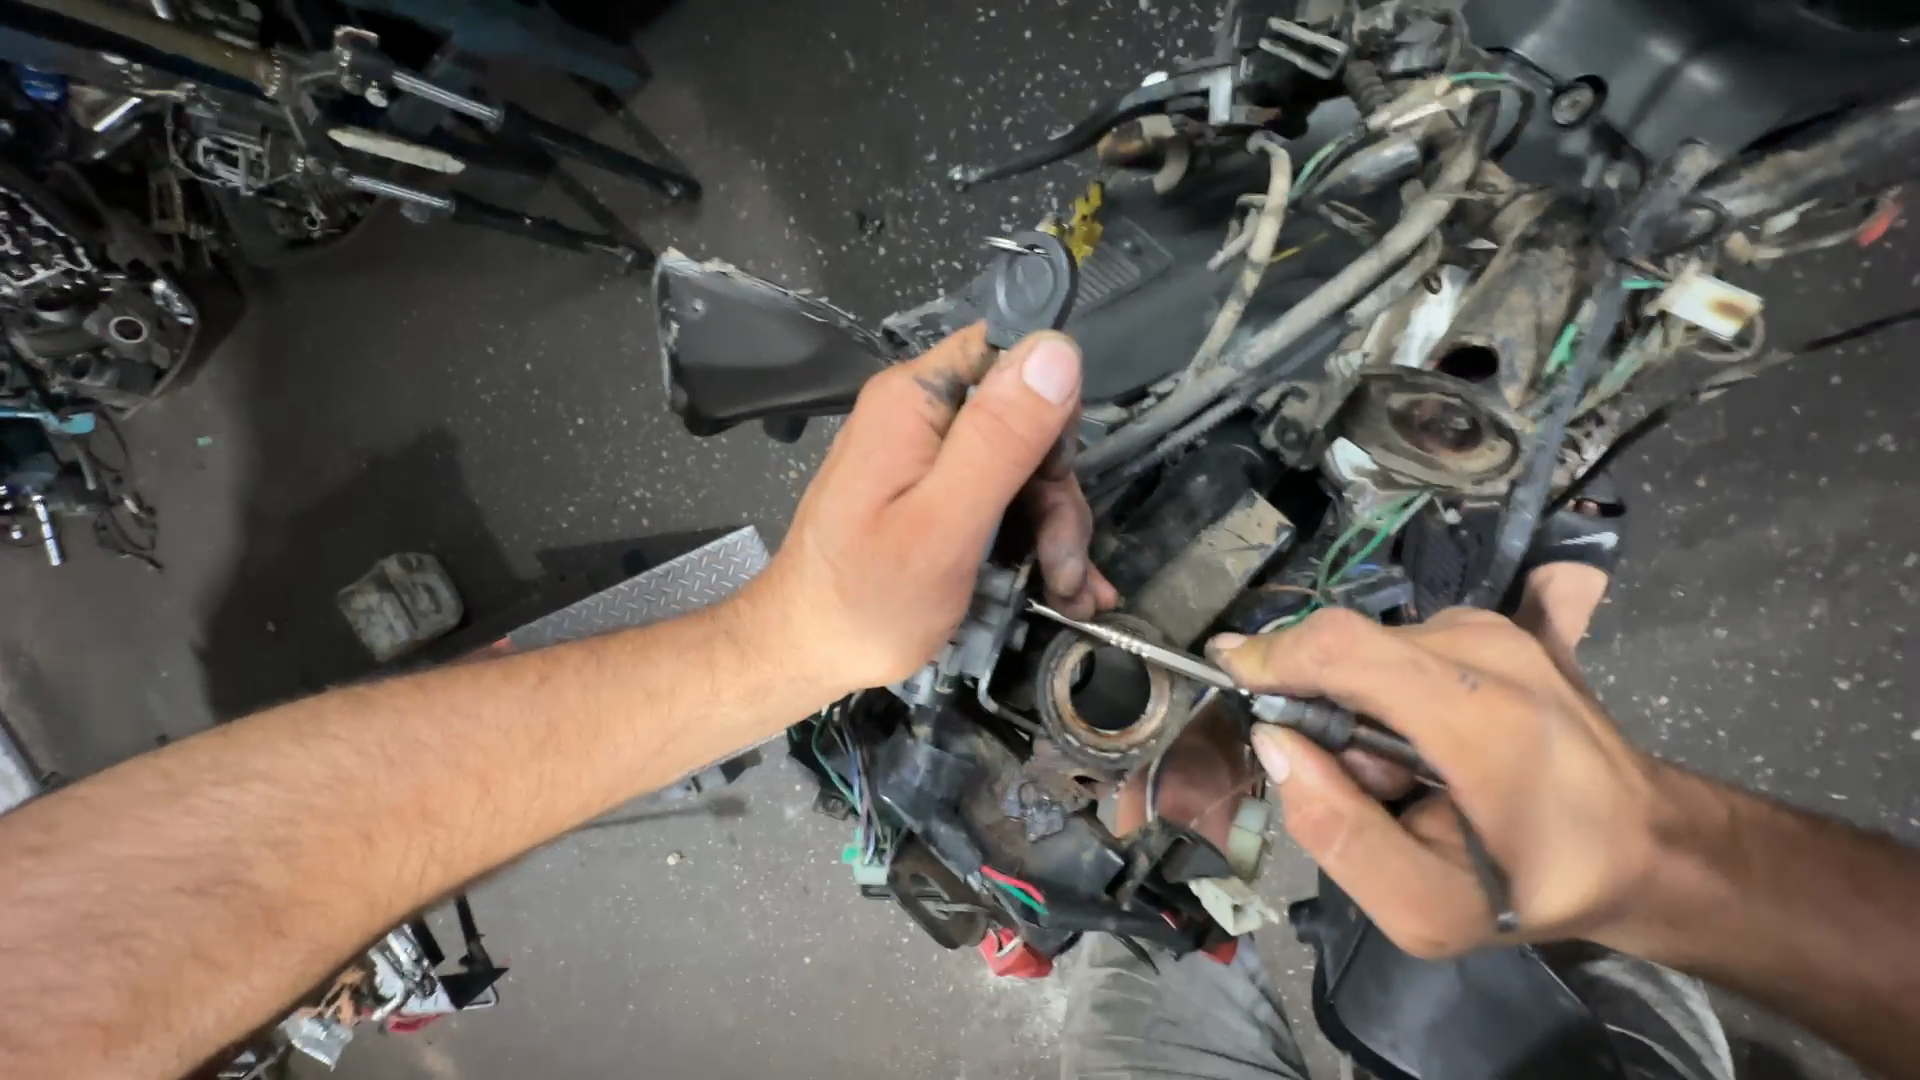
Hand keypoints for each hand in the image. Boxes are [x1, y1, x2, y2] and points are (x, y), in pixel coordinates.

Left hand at [750, 324, 1117, 698]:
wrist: (807, 651)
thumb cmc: (868, 599)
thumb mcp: (943, 524)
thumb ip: (998, 438)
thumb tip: (1058, 348)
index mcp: (915, 402)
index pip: (1009, 355)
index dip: (1049, 409)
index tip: (1053, 480)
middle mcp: (920, 417)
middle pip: (1023, 423)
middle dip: (1055, 493)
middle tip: (1062, 567)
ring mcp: (926, 459)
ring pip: (1020, 470)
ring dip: (1052, 530)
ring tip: (1066, 592)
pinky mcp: (933, 497)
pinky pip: (999, 501)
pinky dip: (1032, 541)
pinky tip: (1061, 587)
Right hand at [1214, 608, 1681, 958]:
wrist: (1652, 846)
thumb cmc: (1539, 884)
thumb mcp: (1427, 906)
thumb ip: (1335, 833)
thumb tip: (1275, 744)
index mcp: (1480, 717)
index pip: (1341, 648)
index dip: (1272, 655)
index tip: (1227, 672)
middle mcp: (1484, 649)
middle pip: (1344, 647)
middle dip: (1318, 706)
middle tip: (1360, 776)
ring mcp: (1495, 628)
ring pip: (1367, 649)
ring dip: (1354, 703)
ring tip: (1401, 767)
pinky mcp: (1495, 625)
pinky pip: (1397, 646)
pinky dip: (1383, 687)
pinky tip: (1423, 735)